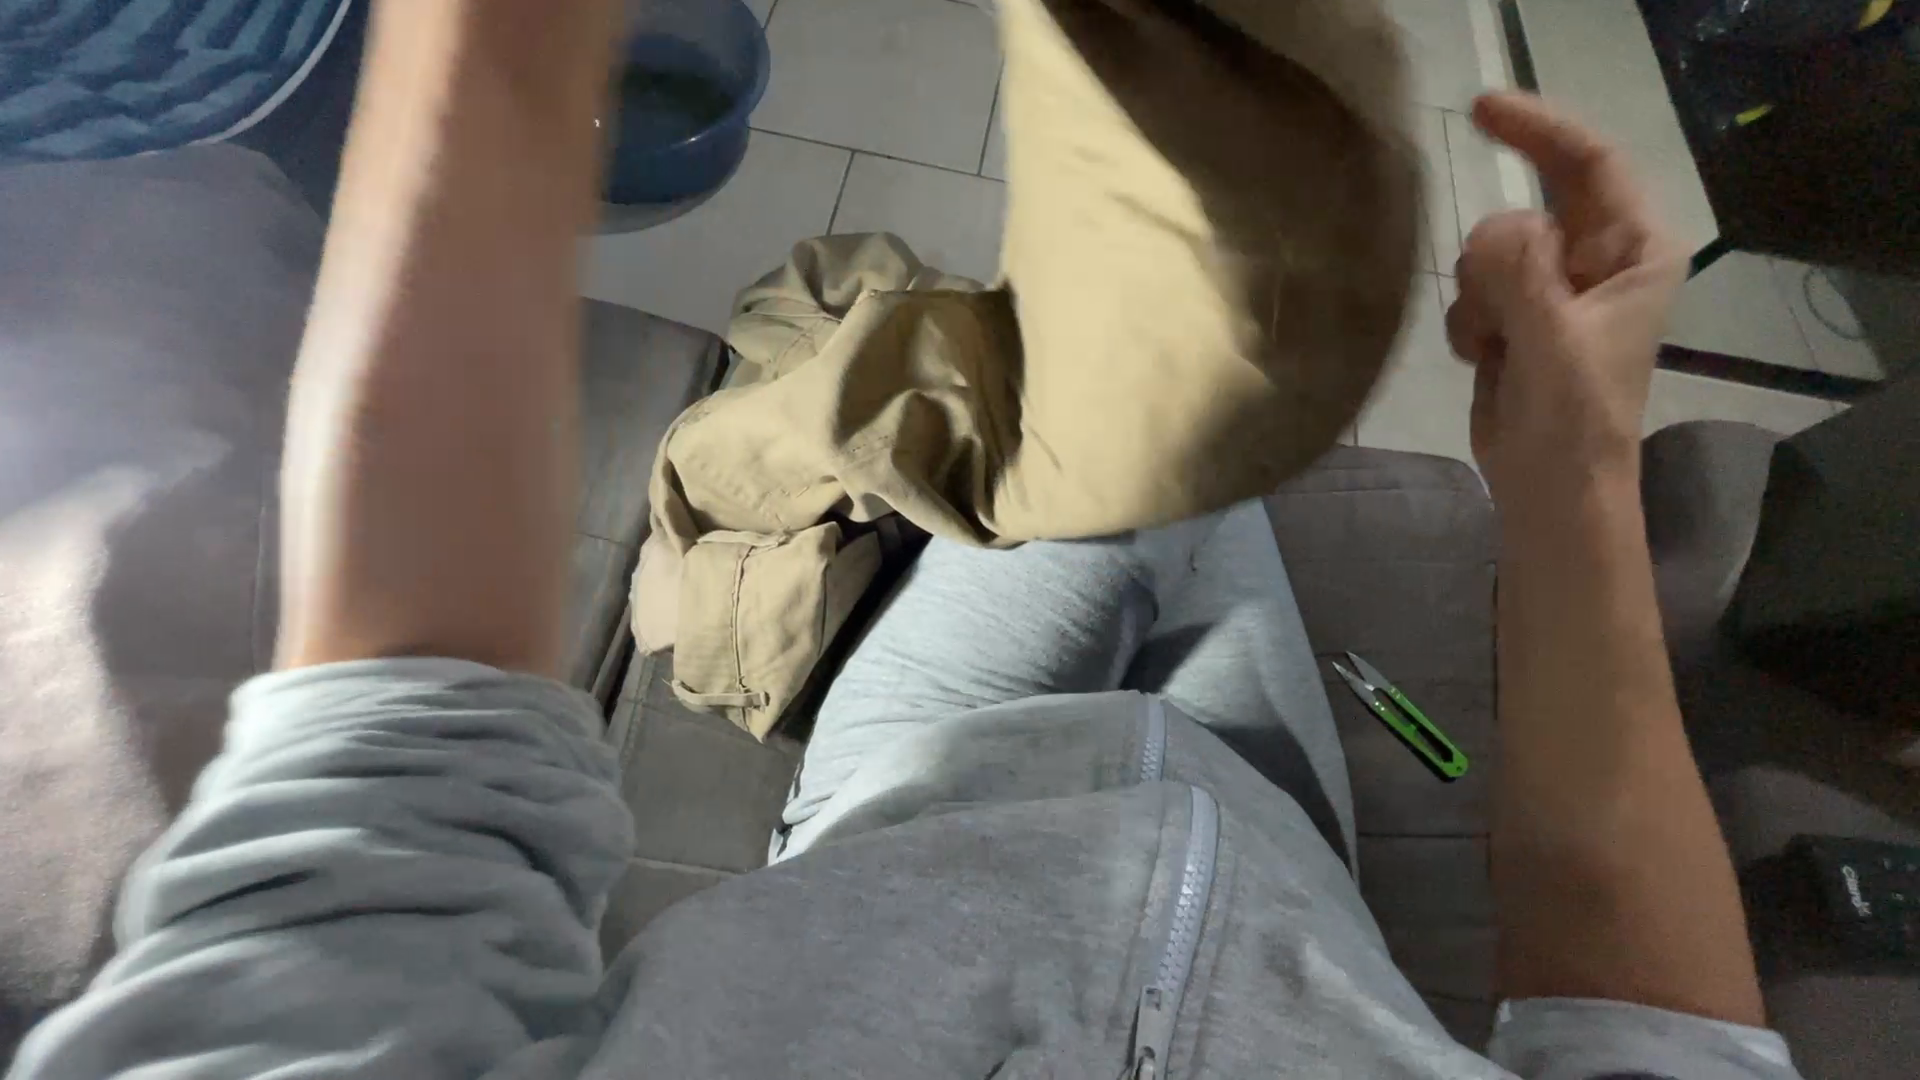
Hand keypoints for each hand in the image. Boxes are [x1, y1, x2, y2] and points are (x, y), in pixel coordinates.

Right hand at [1446, 93, 1685, 504]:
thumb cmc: (1574, 417)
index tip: (1481, 108)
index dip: (1538, 131)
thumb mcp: (1555, 343)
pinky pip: (1468, 295)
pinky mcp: (1513, 320)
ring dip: (1477, 303)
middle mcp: (1594, 260)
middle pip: (1522, 217)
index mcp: (1633, 250)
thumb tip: (1488, 226)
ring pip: (1484, 260)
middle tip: (1500, 316)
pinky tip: (1485, 360)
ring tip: (1498, 350)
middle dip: (1494, 263)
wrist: (1549, 482)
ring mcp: (1549, 291)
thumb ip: (1524, 277)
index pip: (1588, 165)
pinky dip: (1466, 326)